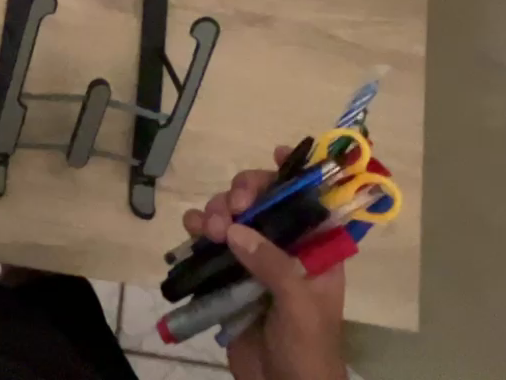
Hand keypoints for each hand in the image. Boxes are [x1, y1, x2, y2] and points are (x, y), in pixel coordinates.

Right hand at [182, 147, 345, 379]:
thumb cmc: (308, 352)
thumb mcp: (300, 307)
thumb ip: (272, 264)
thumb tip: (234, 229)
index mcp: (314, 251)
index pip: (309, 201)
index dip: (296, 175)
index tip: (278, 154)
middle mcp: (284, 247)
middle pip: (262, 200)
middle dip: (243, 193)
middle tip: (232, 206)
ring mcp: (253, 259)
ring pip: (232, 214)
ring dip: (217, 210)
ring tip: (207, 228)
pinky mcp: (227, 273)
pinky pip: (210, 240)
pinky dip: (198, 228)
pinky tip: (192, 231)